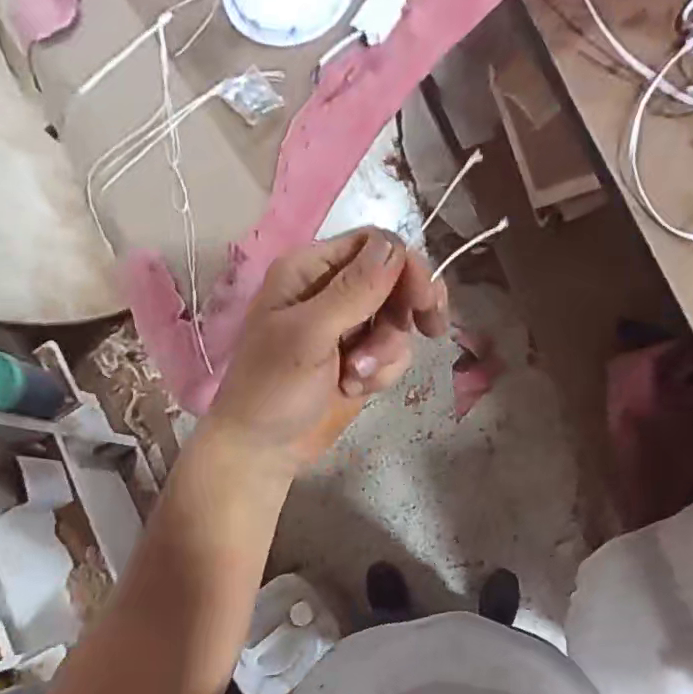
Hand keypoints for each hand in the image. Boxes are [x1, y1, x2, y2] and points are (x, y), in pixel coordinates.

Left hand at [204, 228, 447, 474]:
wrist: (264, 449)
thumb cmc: (273, 388)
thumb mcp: (309, 335)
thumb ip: (353, 291)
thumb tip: (397, 248)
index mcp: (310, 270)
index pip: (375, 244)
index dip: (405, 266)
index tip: (421, 300)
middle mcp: (333, 291)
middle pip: (396, 278)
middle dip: (405, 310)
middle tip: (428, 328)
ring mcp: (349, 326)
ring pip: (399, 319)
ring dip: (387, 351)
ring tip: (355, 377)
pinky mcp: (362, 359)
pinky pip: (395, 352)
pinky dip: (383, 372)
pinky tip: (355, 390)